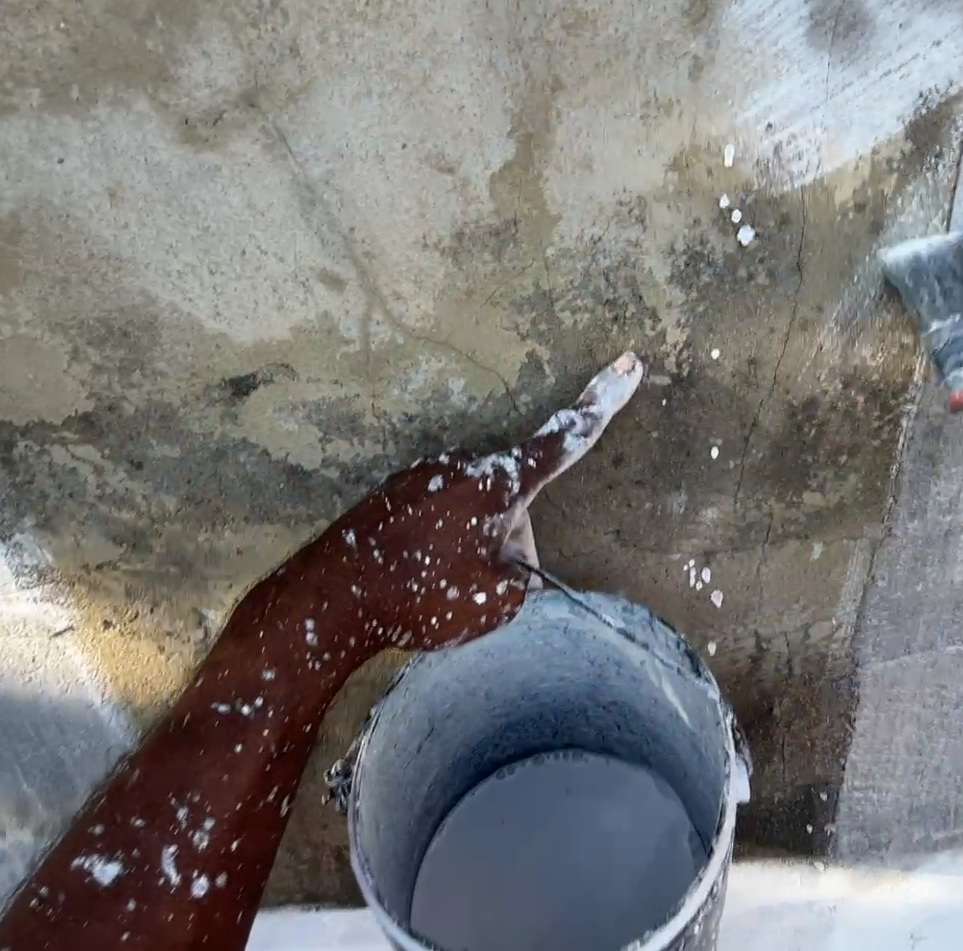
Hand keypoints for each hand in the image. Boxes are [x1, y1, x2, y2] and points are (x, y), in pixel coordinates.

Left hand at [315, 352, 643, 651]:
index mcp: (498, 484)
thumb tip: (506, 547)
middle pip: (513, 496)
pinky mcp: (396, 490)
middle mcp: (463, 465)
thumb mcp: (499, 599)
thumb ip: (521, 567)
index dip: (602, 402)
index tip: (629, 362)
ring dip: (469, 540)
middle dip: (508, 535)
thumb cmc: (423, 597)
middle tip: (473, 579)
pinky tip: (414, 571)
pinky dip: (438, 540)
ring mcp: (425, 474)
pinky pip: (438, 513)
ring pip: (474, 508)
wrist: (333, 598)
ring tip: (435, 581)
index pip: (564, 440)